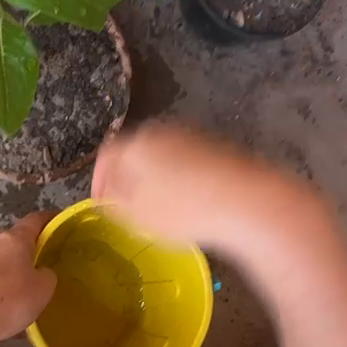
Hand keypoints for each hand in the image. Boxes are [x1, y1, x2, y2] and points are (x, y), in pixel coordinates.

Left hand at [0, 212, 57, 344]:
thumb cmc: (10, 300)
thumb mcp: (43, 289)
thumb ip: (47, 275)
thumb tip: (41, 272)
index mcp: (15, 239)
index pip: (35, 220)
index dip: (49, 220)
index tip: (59, 223)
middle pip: (14, 241)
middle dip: (29, 251)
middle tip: (43, 266)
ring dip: (11, 272)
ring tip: (23, 291)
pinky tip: (3, 307)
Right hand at [91, 122, 326, 256]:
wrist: (247, 201)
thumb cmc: (182, 209)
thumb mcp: (136, 214)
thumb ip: (113, 203)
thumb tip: (105, 197)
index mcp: (135, 143)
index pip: (106, 156)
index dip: (99, 181)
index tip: (100, 204)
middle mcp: (162, 132)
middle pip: (135, 154)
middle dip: (127, 180)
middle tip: (126, 208)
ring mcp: (193, 138)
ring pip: (162, 159)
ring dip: (154, 181)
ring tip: (157, 211)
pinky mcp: (218, 151)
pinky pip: (187, 166)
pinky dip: (180, 182)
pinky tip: (187, 205)